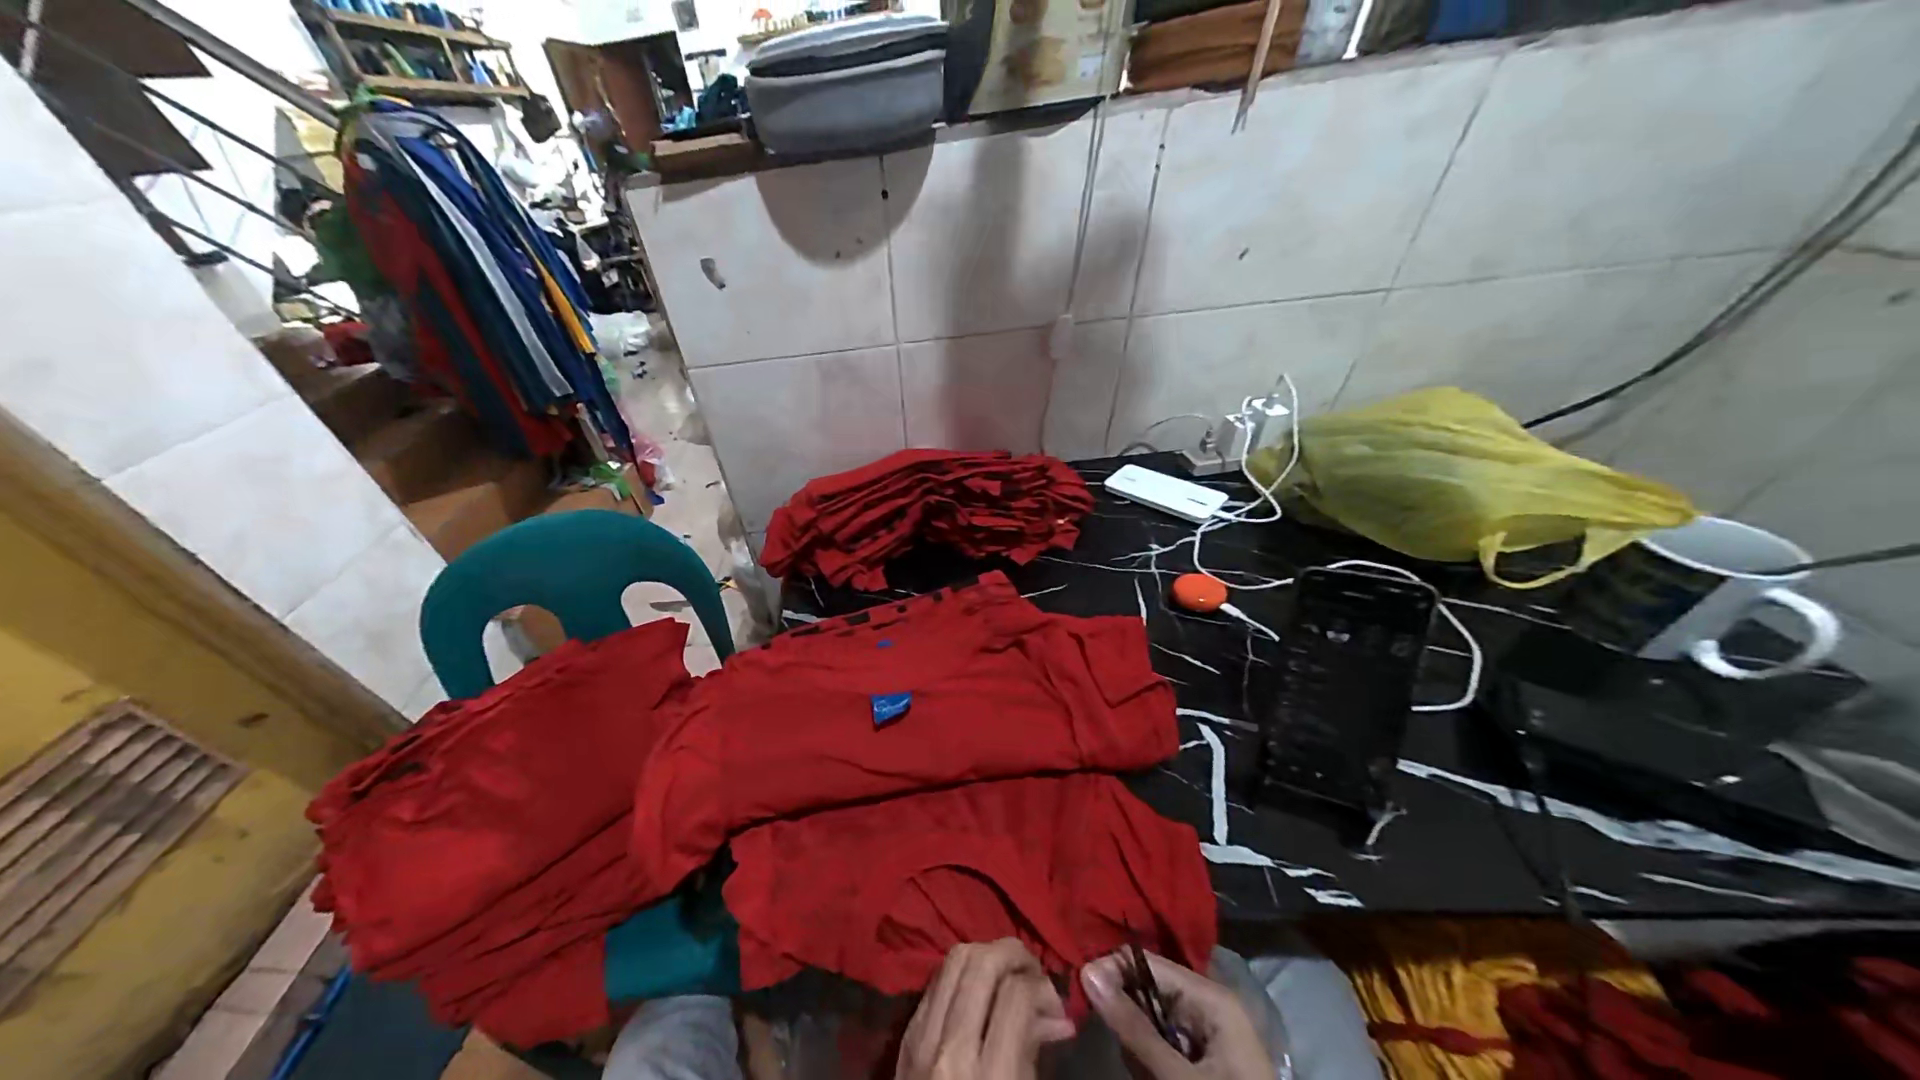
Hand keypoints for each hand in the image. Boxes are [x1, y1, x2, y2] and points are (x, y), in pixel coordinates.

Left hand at [897, 939, 1076, 1079]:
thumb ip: (1033, 1055)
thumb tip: (1056, 1015)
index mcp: (989, 1077)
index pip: (1016, 996)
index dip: (1041, 988)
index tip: (1053, 1003)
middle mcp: (950, 1048)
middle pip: (980, 963)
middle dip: (1014, 954)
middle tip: (1034, 972)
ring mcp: (921, 1038)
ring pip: (954, 960)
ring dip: (986, 955)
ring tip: (1008, 973)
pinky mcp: (905, 1035)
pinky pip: (935, 981)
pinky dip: (961, 973)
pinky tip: (979, 989)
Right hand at [1080, 949, 1274, 1079]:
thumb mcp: (1179, 1078)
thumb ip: (1134, 1028)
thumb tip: (1088, 972)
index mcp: (1211, 997)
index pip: (1147, 962)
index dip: (1112, 972)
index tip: (1082, 993)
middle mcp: (1208, 1005)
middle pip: (1146, 992)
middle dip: (1130, 1026)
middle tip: (1137, 1064)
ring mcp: (1206, 1033)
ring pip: (1150, 1024)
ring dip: (1140, 1053)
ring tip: (1153, 1079)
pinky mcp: (1203, 1059)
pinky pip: (1163, 1046)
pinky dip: (1152, 1067)